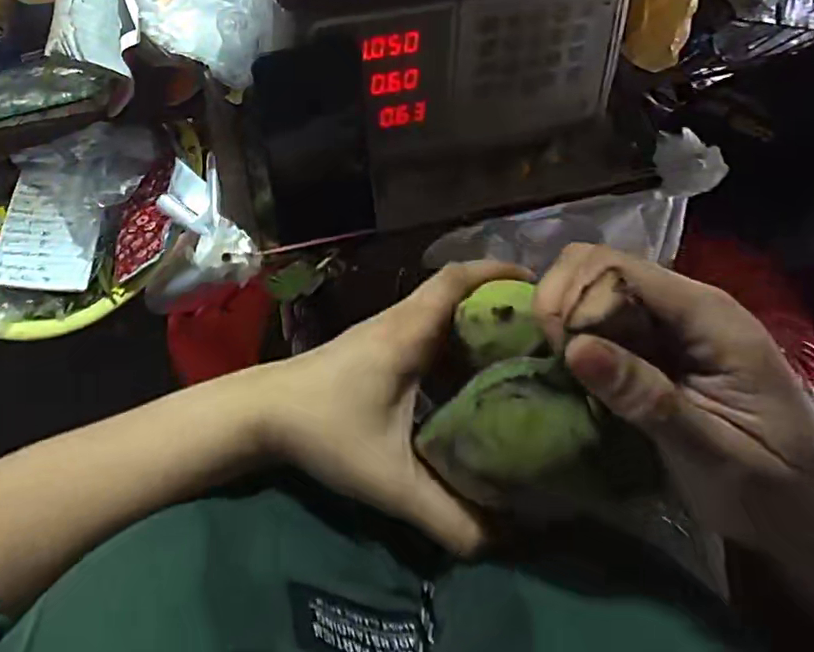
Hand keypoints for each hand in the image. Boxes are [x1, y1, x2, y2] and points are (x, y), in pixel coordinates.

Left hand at [253, 260, 532, 555]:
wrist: (262, 411)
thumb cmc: (323, 429)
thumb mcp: (390, 480)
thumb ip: (448, 516)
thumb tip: (504, 540)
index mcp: (404, 334)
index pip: (454, 282)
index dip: (497, 273)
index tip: (543, 286)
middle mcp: (396, 323)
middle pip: (453, 294)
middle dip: (501, 304)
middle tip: (551, 332)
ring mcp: (382, 333)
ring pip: (438, 314)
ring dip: (478, 324)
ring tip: (526, 353)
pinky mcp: (373, 349)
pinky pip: (425, 333)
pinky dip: (455, 342)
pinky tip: (474, 377)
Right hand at [531, 245, 813, 649]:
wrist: (813, 529)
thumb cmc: (776, 495)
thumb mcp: (713, 455)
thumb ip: (646, 398)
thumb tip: (575, 347)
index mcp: (712, 317)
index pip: (620, 269)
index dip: (576, 296)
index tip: (558, 347)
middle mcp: (686, 303)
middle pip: (598, 262)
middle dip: (561, 297)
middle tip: (552, 350)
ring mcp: (668, 319)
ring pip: (590, 281)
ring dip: (562, 310)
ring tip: (558, 356)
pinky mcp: (651, 338)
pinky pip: (596, 310)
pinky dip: (571, 326)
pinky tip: (568, 358)